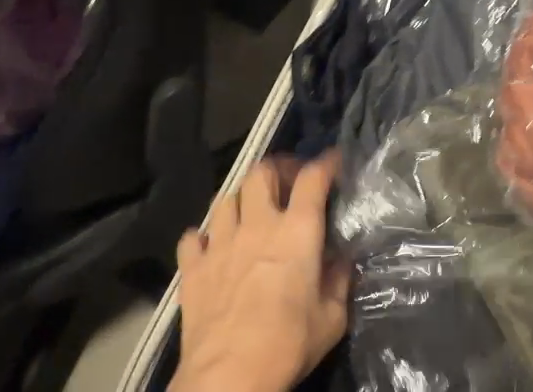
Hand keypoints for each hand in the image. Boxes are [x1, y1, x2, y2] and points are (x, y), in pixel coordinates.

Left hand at [172, 155, 349, 391]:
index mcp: (298, 230)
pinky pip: (192, 237)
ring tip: (249, 214)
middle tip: (287, 185)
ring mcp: (220, 244)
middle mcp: (258, 225)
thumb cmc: (288, 345)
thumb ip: (339, 281)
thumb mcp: (332, 317)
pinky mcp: (192, 269)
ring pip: (225, 198)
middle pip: (261, 172)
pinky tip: (212, 248)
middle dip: (277, 171)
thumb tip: (340, 260)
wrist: (227, 379)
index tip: (334, 162)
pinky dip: (203, 237)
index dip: (326, 163)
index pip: (313, 177)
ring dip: (240, 201)